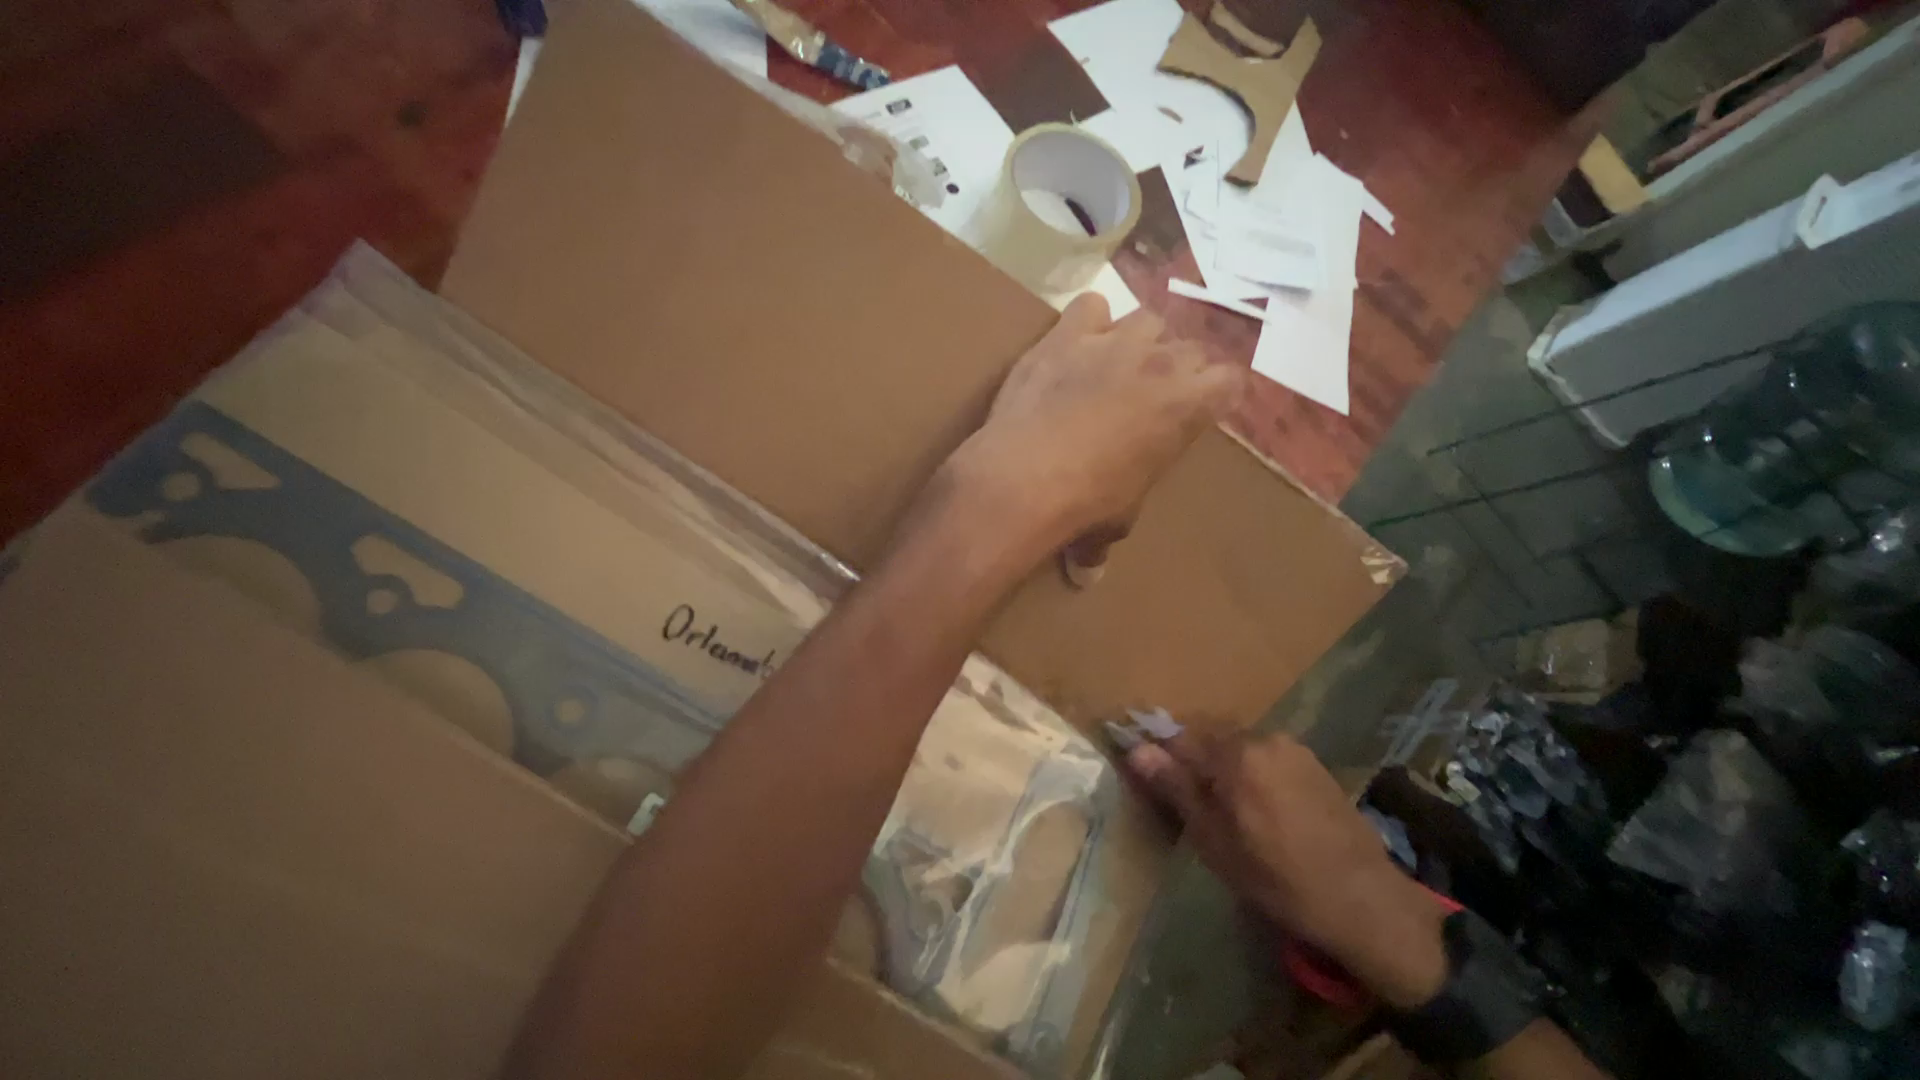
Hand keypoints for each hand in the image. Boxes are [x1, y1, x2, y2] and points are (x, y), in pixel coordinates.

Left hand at [941, 295, 1241, 573]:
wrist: (1026, 475)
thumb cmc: (1086, 504)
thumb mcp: (1115, 522)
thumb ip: (1108, 539)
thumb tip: (1088, 577)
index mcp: (1189, 407)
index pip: (1230, 381)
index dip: (1218, 392)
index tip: (1204, 404)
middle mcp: (1161, 363)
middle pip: (1191, 346)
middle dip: (1180, 365)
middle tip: (1155, 390)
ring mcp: (1114, 342)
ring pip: (1148, 318)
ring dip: (1141, 337)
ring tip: (1118, 362)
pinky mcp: (1067, 334)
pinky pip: (1091, 305)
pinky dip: (1088, 321)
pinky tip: (1075, 342)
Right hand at [1125, 730, 1449, 1008]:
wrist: (1363, 900)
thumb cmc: (1278, 877)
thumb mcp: (1214, 841)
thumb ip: (1176, 789)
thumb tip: (1137, 749)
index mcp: (1234, 753)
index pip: (1178, 737)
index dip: (1160, 758)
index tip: (1153, 785)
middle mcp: (1264, 738)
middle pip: (1211, 737)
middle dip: (1193, 762)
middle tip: (1188, 804)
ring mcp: (1294, 748)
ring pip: (1240, 748)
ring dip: (1224, 768)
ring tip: (1225, 811)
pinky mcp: (1315, 765)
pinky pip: (1267, 758)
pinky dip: (1253, 774)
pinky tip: (1259, 810)